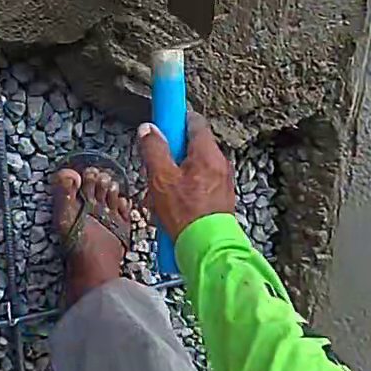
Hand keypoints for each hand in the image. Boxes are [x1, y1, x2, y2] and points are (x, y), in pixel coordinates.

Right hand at [137, 113, 236, 238]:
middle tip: (156, 167)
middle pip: (192, 145)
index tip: (162, 123)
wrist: (208, 251)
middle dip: (171, 153)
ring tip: (160, 193)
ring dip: (175, 174)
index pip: (194, 121)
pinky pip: (200, 183)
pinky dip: (185, 188)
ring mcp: (222, 181)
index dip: (175, 119)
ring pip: (194, 166)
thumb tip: (148, 129)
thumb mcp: (161, 178)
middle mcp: (220, 163)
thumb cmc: (185, 214)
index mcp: (208, 153)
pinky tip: (171, 205)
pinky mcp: (221, 198)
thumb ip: (154, 150)